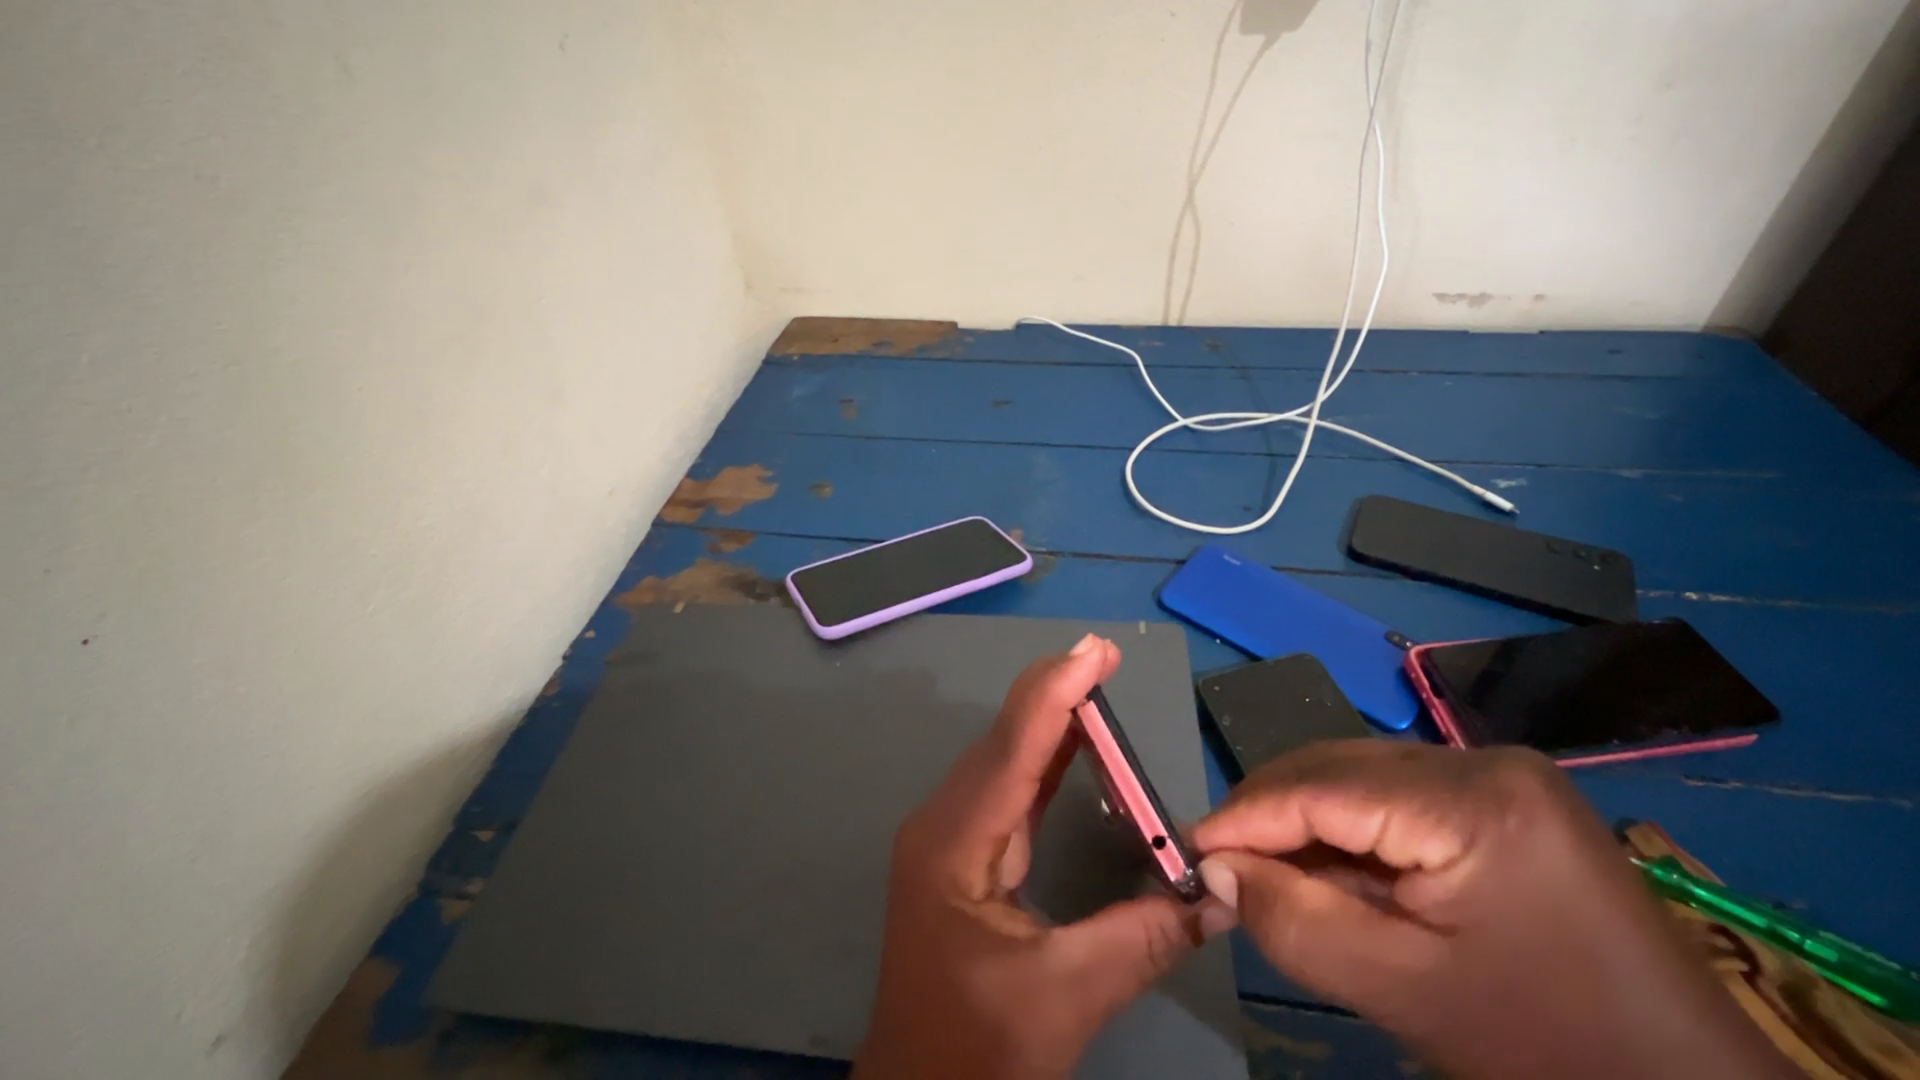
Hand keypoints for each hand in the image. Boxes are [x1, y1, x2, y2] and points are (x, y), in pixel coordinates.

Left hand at [853, 634, 1235, 1079]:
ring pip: (1004, 763)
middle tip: (1105, 653)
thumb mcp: (1068, 994)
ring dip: (1049, 719)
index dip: (1053, 695)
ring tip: (1094, 677)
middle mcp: (944, 828)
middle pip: (1003, 744)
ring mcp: (950, 842)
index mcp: (954, 846)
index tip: (1094, 650)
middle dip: (1054, 693)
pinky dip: (1043, 759)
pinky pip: (1008, 793)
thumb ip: (1146, 937)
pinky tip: (1074, 742)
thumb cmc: (978, 1046)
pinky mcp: (964, 859)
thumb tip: (1223, 895)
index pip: (1012, 753)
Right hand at [1192, 740, 1795, 1079]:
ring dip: (1305, 826)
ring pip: (1359, 779)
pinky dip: (1350, 835)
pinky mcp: (1506, 800)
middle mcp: (1486, 760)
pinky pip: (1397, 800)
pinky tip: (1329, 875)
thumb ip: (1293, 921)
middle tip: (1218, 872)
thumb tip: (1215, 866)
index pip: (1321, 786)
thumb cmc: (1544, 1046)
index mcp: (1474, 799)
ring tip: (1265, 877)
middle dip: (1269, 818)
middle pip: (1336, 768)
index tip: (1184, 852)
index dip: (1242, 817)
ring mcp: (1502, 775)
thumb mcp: (1402, 991)